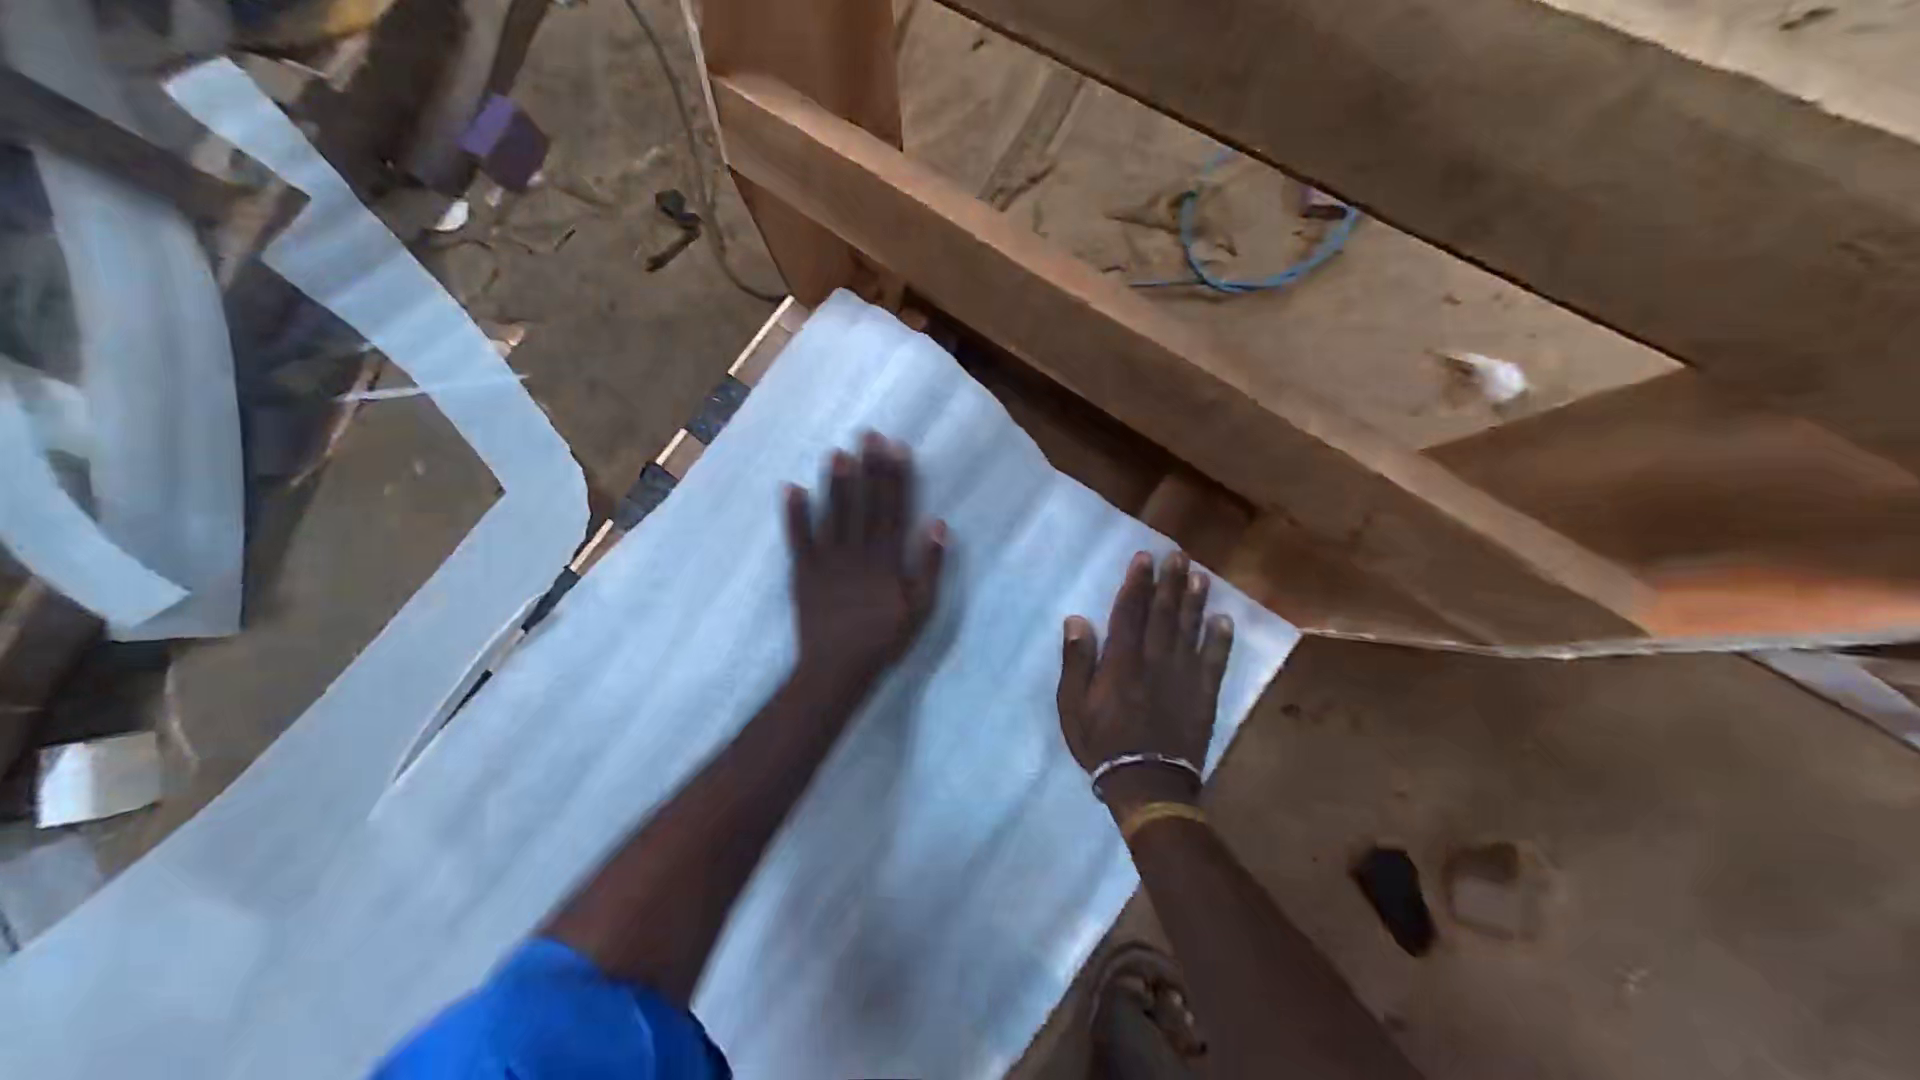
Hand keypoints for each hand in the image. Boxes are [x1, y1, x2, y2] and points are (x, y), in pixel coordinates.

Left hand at [784, 433, 946, 693]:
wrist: (838, 668)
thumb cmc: (885, 640)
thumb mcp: (921, 608)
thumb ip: (931, 567)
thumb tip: (939, 525)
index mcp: (887, 558)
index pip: (893, 508)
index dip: (895, 477)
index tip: (896, 448)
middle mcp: (857, 551)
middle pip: (865, 503)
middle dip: (868, 468)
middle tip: (867, 434)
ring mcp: (827, 559)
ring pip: (833, 513)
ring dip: (835, 482)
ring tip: (837, 452)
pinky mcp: (803, 571)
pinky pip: (798, 538)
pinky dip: (794, 513)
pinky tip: (792, 488)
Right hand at [1057, 551, 1232, 815]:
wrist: (1146, 783)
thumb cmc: (1103, 743)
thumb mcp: (1073, 706)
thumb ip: (1076, 662)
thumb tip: (1077, 620)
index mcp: (1122, 662)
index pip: (1130, 612)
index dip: (1137, 583)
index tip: (1144, 558)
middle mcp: (1155, 660)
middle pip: (1163, 614)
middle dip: (1169, 582)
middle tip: (1178, 554)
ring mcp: (1183, 676)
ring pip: (1189, 630)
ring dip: (1194, 601)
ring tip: (1200, 575)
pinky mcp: (1203, 695)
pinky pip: (1214, 662)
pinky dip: (1220, 640)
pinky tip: (1224, 619)